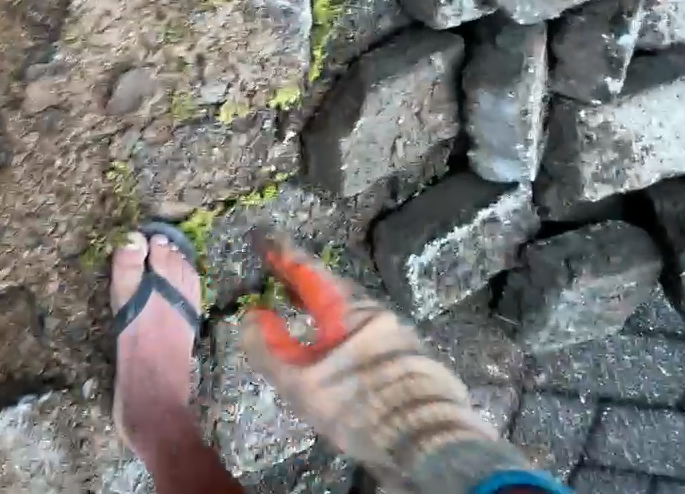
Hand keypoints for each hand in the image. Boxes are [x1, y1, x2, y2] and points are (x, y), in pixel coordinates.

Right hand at [239, 233, 521, 490]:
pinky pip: (368, 328)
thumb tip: (252, 316)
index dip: (281, 254)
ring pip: (351, 309)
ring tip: (304, 309)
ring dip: (324, 305)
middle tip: (280, 276)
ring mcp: (398, 332)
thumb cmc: (358, 407)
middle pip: (330, 286)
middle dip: (303, 280)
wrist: (433, 445)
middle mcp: (373, 310)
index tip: (263, 238)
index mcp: (344, 308)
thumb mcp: (300, 382)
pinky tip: (338, 342)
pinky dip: (344, 326)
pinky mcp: (413, 357)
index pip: (305, 269)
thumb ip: (268, 345)